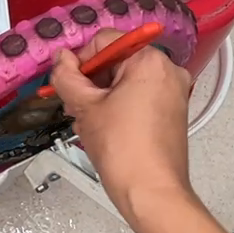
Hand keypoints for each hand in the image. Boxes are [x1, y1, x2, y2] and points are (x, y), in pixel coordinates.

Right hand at [49, 30, 195, 215]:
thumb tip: (61, 59)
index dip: (80, 61)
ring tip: (88, 121)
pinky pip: (137, 97)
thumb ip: (67, 76)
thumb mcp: (84, 106)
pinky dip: (117, 107)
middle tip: (75, 105)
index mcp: (149, 61)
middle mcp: (167, 71)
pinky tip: (103, 128)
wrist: (150, 190)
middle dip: (91, 82)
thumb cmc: (123, 149)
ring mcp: (172, 92)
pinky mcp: (171, 112)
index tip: (68, 83)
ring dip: (100, 96)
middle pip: (116, 61)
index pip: (104, 42)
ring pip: (124, 81)